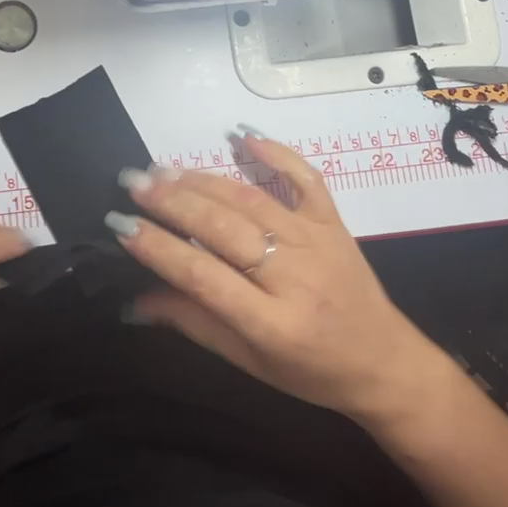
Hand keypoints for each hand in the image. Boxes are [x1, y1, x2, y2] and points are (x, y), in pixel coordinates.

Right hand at [112, 134, 458, 433]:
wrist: (385, 363)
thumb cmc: (311, 372)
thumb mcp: (248, 362)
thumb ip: (193, 324)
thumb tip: (133, 301)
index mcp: (273, 324)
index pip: (204, 277)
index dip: (159, 249)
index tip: (121, 225)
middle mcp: (296, 277)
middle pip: (225, 230)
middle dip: (173, 203)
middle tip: (133, 183)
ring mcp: (318, 242)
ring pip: (252, 201)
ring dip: (203, 181)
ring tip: (162, 170)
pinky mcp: (334, 222)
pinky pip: (305, 179)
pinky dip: (276, 152)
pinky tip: (242, 134)